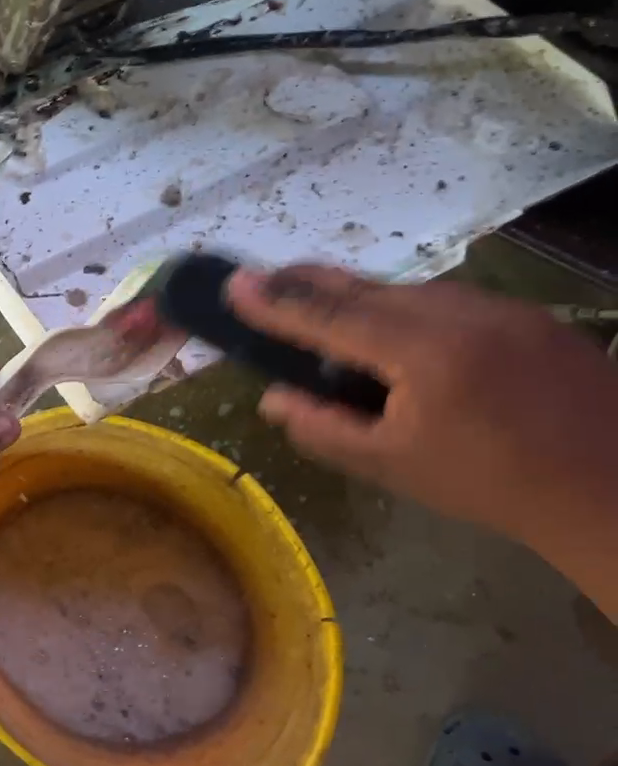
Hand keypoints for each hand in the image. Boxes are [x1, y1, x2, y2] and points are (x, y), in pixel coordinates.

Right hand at [226, 264, 617, 543]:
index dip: (275, 302)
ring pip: (406, 291)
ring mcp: (507, 312)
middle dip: (306, 283)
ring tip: (318, 310)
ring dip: (356, 297)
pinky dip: (402, 307)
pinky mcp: (533, 319)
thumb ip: (320, 427)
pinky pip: (447, 301)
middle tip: (259, 279)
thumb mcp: (389, 465)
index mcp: (428, 354)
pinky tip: (390, 331)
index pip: (330, 316)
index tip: (233, 284)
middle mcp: (467, 317)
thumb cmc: (494, 486)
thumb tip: (273, 398)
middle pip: (365, 289)